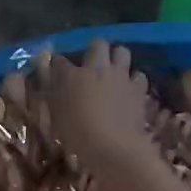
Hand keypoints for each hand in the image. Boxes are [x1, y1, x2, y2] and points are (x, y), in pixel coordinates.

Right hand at [45, 39, 154, 169]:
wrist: (113, 147)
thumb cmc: (77, 134)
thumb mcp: (57, 115)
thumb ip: (55, 95)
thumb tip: (52, 83)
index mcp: (70, 74)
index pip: (59, 60)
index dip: (57, 63)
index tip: (55, 69)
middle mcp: (96, 68)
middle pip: (97, 44)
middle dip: (94, 50)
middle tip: (91, 64)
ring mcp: (120, 76)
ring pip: (122, 52)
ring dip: (117, 59)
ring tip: (112, 72)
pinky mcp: (138, 88)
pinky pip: (138, 75)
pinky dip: (133, 79)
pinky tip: (128, 89)